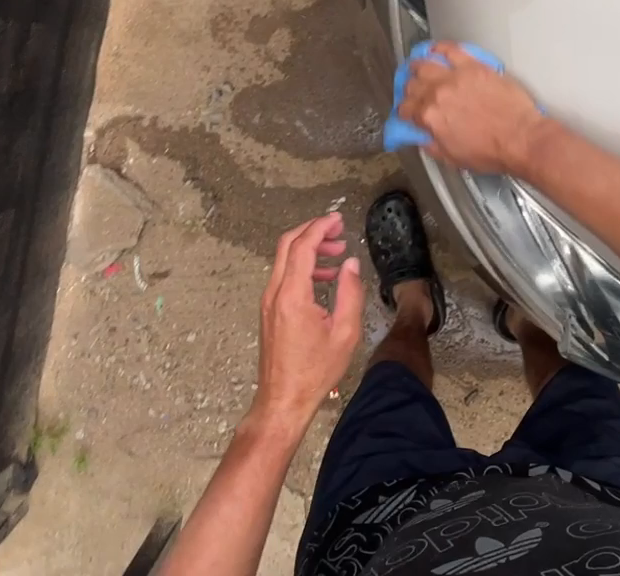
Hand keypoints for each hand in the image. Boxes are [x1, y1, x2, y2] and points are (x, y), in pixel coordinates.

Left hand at [252, 212, 364, 427]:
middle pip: (288, 244)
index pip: (303, 246)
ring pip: (285, 258)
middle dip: (313, 231)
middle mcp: (275, 293)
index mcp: (292, 295)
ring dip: (309, 248)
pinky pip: (284, 275)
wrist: (283, 400)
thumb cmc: (316, 371)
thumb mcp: (345, 333)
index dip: (321, 227)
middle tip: (338, 230)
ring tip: (337, 252)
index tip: (338, 219)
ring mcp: (269, 301)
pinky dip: (303, 265)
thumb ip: (350, 293)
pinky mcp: (270, 310)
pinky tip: (325, 276)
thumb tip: (351, 264)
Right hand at [398, 41, 549, 173]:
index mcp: (430, 117)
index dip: (404, 111)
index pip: (406, 109)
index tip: (408, 112)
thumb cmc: (491, 151)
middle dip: (410, 90)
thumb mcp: (453, 158)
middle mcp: (437, 93)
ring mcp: (455, 77)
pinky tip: (436, 50)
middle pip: (413, 85)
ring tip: (417, 67)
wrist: (521, 138)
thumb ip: (432, 145)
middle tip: (414, 92)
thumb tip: (422, 138)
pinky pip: (451, 50)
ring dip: (418, 66)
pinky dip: (440, 48)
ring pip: (425, 64)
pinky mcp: (474, 66)